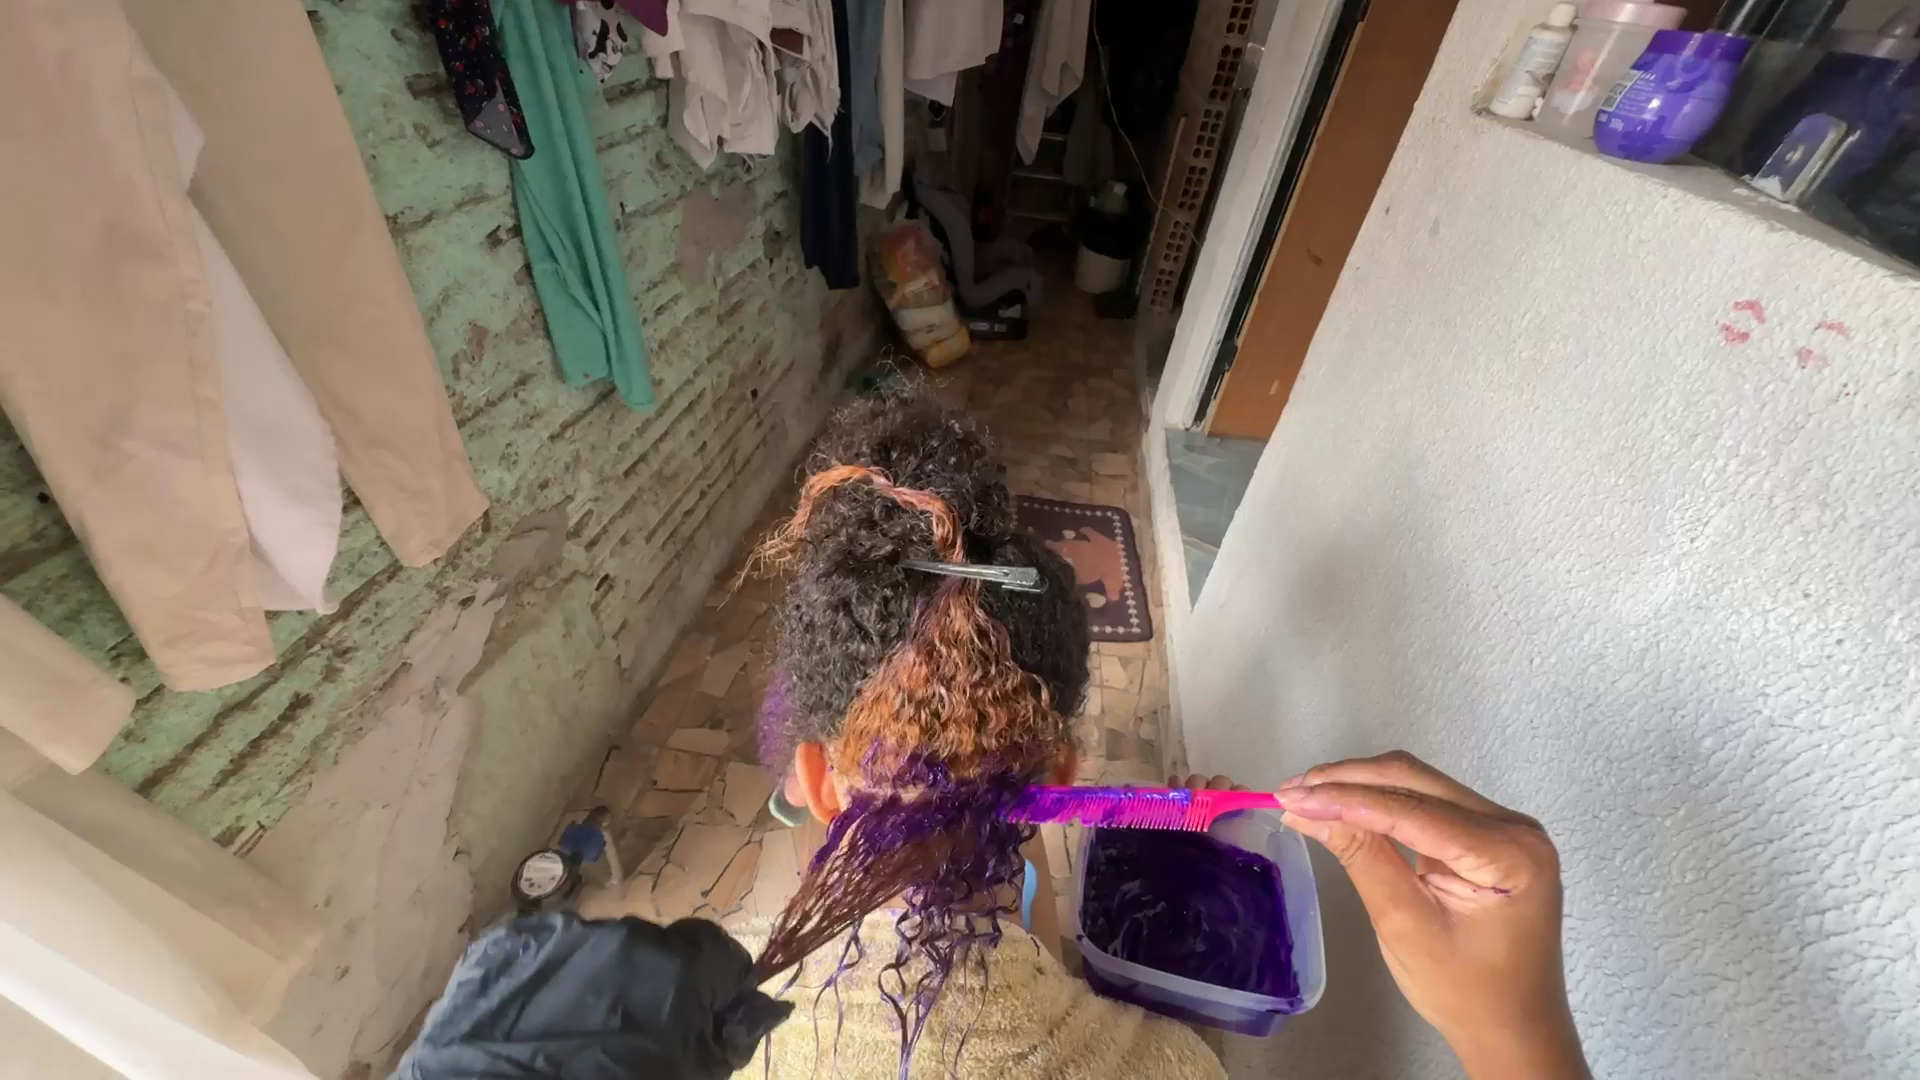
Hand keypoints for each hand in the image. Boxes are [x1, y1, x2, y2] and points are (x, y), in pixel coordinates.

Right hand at [1276, 752, 1589, 1079]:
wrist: (1511, 1030)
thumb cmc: (1463, 988)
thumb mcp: (1402, 922)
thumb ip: (1358, 854)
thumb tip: (1301, 808)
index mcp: (1508, 854)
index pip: (1410, 809)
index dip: (1343, 798)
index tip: (1289, 797)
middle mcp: (1511, 825)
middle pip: (1411, 780)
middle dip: (1344, 781)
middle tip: (1289, 791)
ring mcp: (1498, 824)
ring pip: (1411, 781)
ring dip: (1353, 783)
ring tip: (1304, 794)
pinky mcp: (1480, 829)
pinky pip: (1419, 797)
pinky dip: (1372, 797)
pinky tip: (1337, 803)